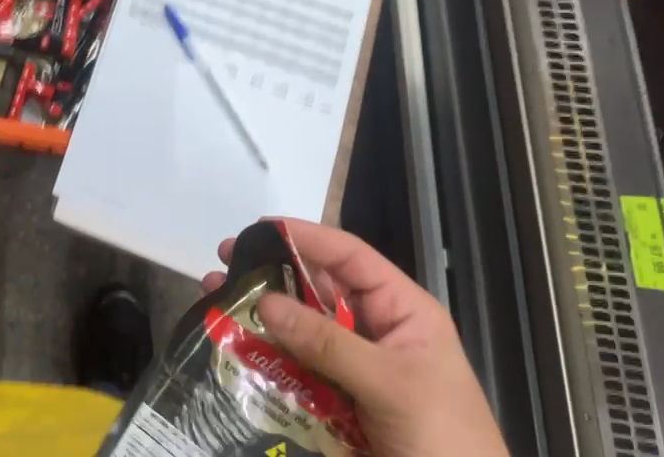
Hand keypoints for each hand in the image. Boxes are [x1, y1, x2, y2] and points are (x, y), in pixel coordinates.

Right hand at [208, 221, 508, 456]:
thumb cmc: (445, 440)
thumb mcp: (392, 387)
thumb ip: (328, 343)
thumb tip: (265, 301)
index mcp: (402, 312)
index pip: (349, 257)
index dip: (305, 237)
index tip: (257, 229)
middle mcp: (374, 331)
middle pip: (315, 288)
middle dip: (270, 274)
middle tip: (224, 262)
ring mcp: (353, 366)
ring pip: (299, 328)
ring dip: (259, 314)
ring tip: (217, 298)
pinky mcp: (334, 399)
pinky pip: (292, 367)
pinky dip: (262, 356)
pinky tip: (231, 345)